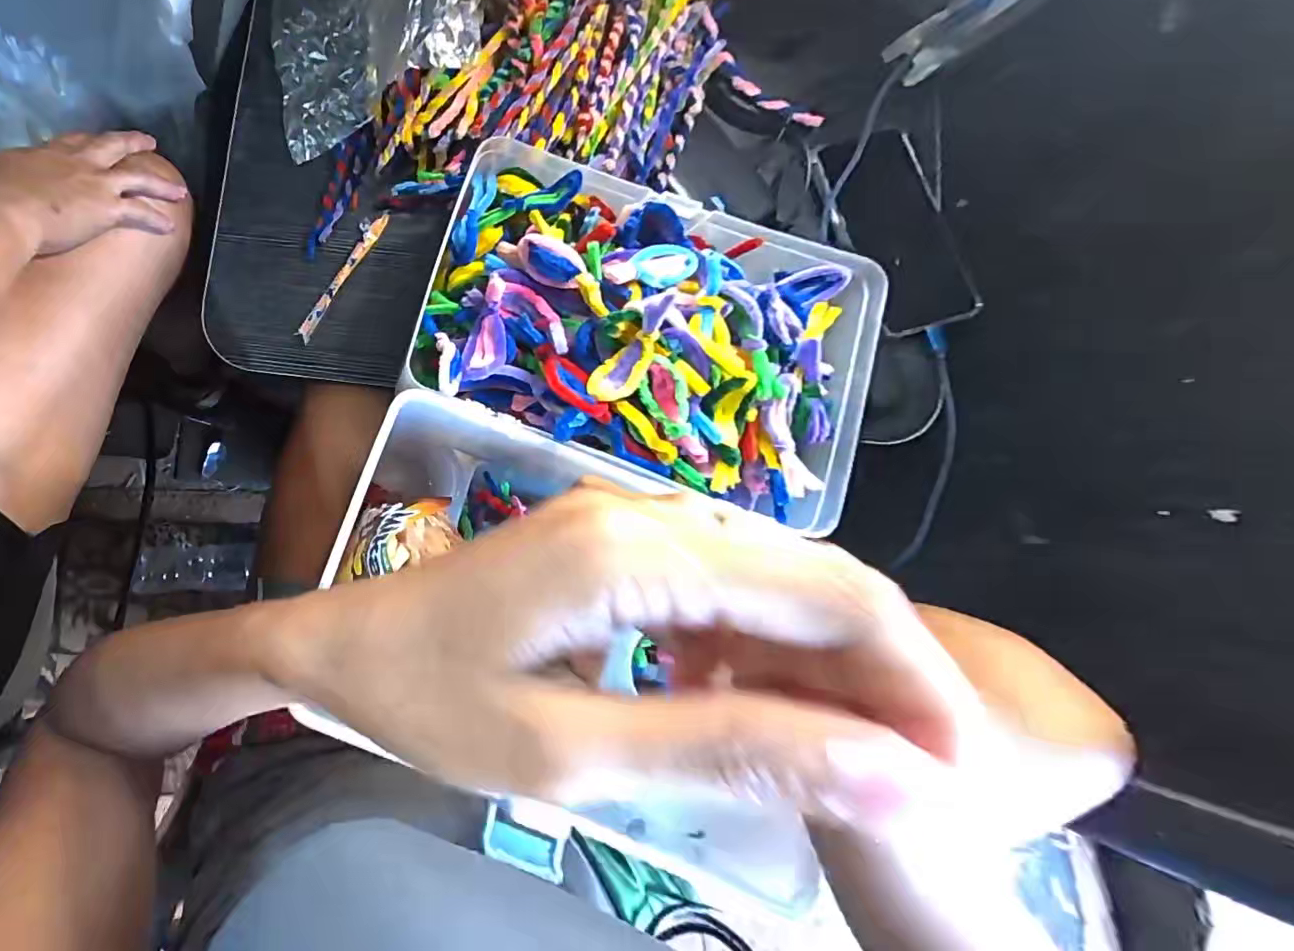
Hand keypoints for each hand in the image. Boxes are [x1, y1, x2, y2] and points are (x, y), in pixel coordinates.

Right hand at [0, 132, 189, 255]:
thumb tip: (7, 183)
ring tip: (178, 189)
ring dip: (159, 183)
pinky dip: (156, 219)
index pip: (73, 141)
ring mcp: (95, 183)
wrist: (3, 212)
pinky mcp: (107, 208)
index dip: (88, 140)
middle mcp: (77, 162)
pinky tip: (171, 225)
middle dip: (130, 143)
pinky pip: (139, 212)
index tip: (95, 138)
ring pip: (136, 177)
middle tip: (148, 140)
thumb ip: (11, 177)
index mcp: (47, 153)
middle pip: (110, 146)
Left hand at [270, 485, 1127, 839]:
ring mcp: (608, 517)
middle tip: (896, 780)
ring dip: (806, 657)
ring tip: (819, 752)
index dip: (913, 683)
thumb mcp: (573, 752)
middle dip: (870, 671)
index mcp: (630, 551)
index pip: (828, 593)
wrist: (338, 646)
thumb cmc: (429, 702)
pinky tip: (725, 697)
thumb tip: (900, 775)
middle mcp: (631, 511)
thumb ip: (731, 751)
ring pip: (755, 575)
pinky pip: (700, 578)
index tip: (954, 783)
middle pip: (801, 574)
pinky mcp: (591, 539)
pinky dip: (741, 640)